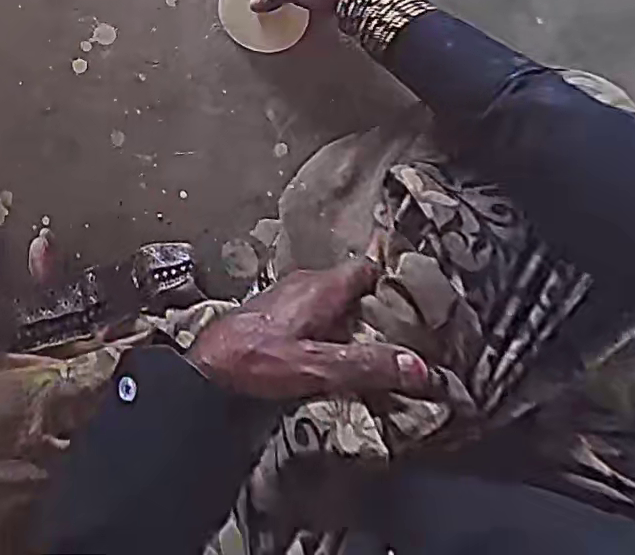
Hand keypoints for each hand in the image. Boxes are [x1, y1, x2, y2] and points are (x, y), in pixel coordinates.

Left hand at [186, 260, 434, 400]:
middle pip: (356, 284)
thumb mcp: (317, 367)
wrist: (209, 367)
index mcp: (320, 286)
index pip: (368, 267)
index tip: (425, 293)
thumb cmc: (257, 360)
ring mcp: (293, 295)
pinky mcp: (282, 312)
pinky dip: (340, 325)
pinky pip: (322, 311)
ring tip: (389, 341)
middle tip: (416, 327)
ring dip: (360, 316)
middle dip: (383, 302)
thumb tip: (420, 367)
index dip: (396, 276)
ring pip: (338, 298)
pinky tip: (346, 350)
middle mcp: (308, 283)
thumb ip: (366, 365)